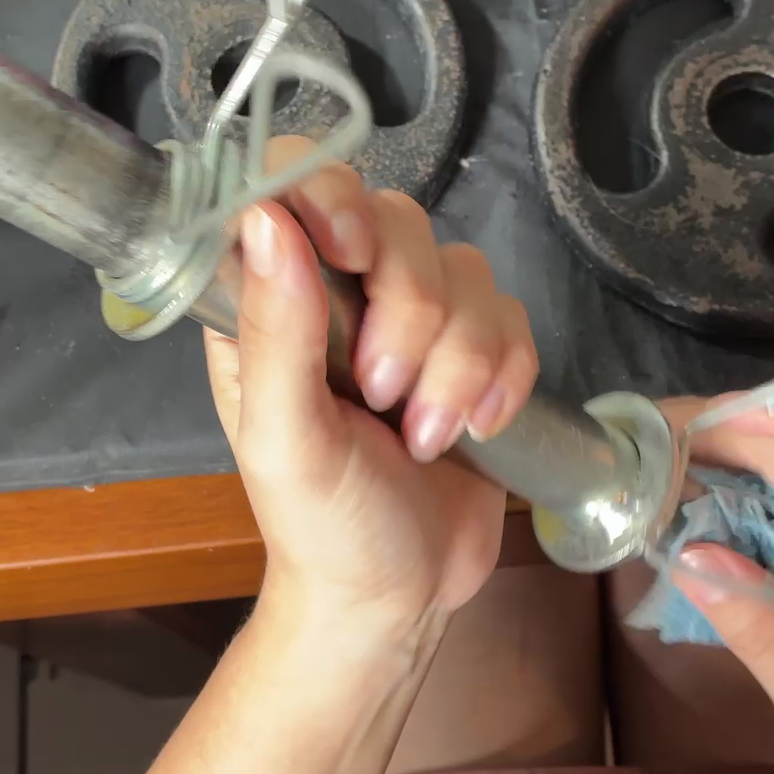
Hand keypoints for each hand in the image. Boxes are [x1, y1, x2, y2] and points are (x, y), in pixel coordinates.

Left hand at [203, 139, 534, 633]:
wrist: (400, 591)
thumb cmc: (322, 524)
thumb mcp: (285, 440)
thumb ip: (274, 331)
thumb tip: (262, 217)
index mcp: (274, 299)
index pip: (293, 183)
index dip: (328, 194)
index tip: (350, 255)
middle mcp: (345, 290)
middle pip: (400, 224)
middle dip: (408, 318)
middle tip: (385, 397)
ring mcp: (416, 314)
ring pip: (466, 272)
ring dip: (456, 364)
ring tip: (427, 436)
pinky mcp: (476, 346)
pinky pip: (511, 316)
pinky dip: (501, 375)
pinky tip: (478, 429)